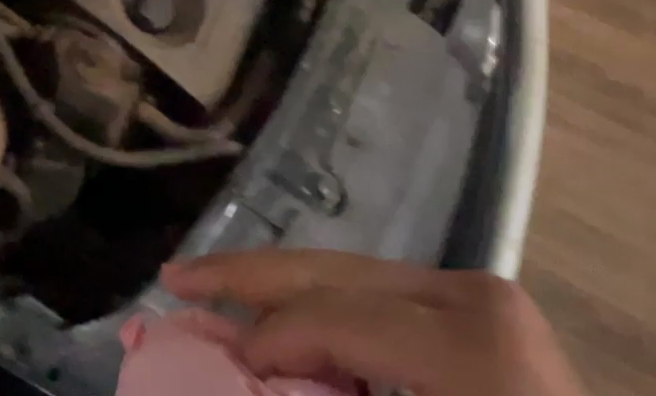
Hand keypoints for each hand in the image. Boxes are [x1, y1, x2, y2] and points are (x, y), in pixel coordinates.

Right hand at [161, 250, 584, 395]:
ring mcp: (480, 297)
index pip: (338, 317)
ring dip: (278, 285)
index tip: (223, 366)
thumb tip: (252, 362)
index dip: (270, 338)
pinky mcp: (478, 308)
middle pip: (334, 272)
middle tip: (175, 277)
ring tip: (213, 284)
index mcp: (473, 347)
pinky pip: (378, 294)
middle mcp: (475, 299)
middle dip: (247, 275)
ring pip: (351, 273)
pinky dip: (322, 302)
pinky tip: (281, 311)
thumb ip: (323, 392)